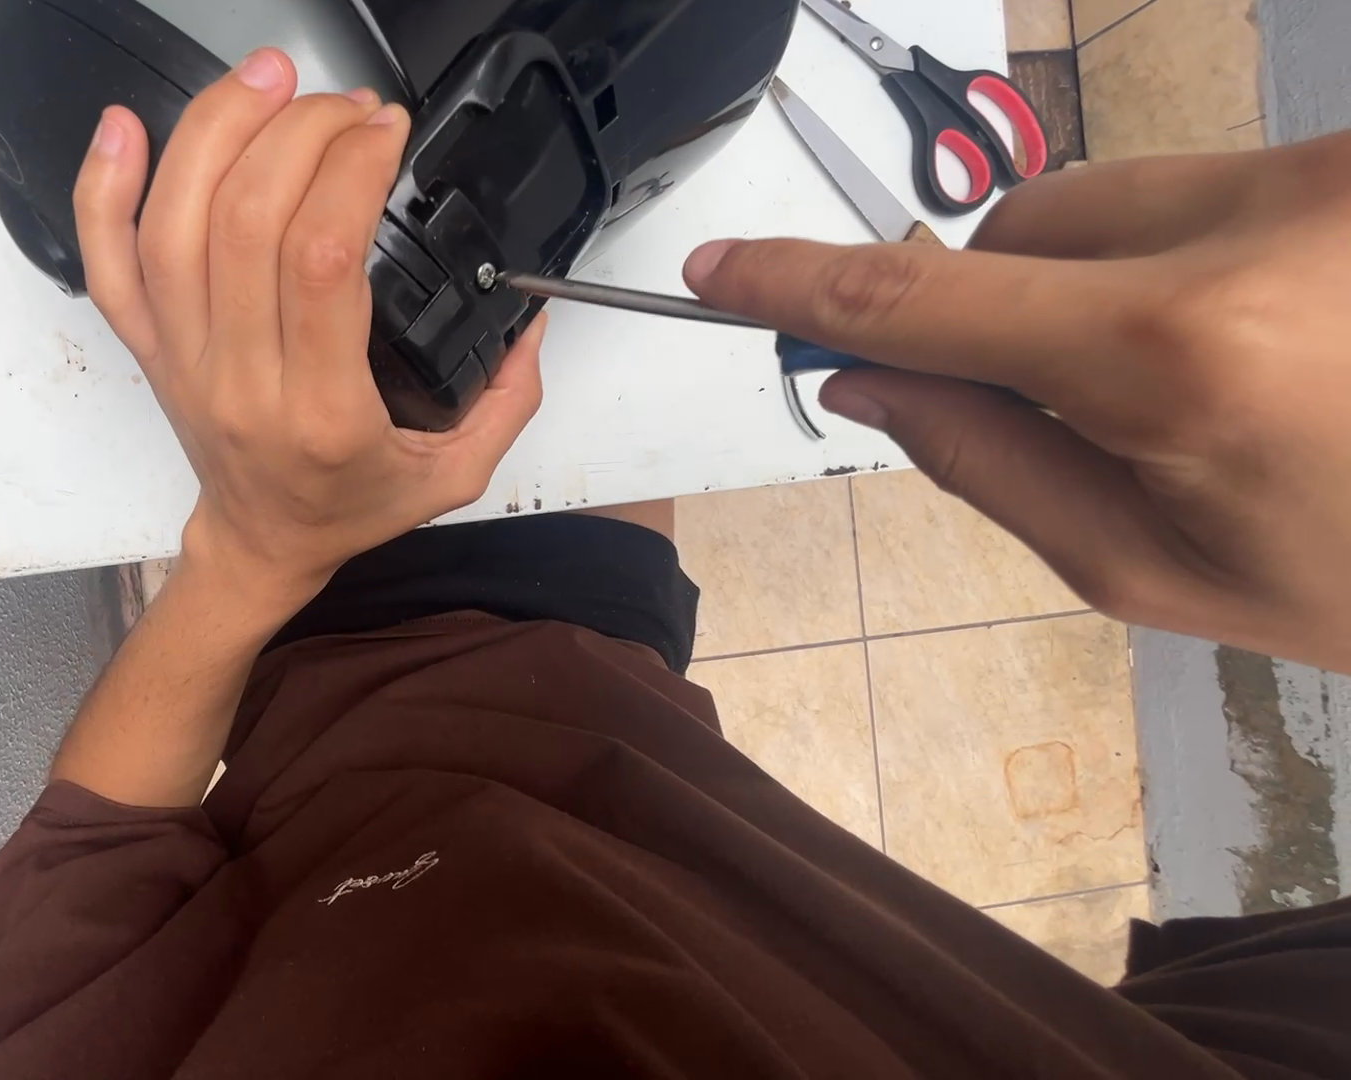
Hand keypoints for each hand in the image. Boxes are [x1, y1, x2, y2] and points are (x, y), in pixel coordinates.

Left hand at [72, 49, 545, 615]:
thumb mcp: (452, 477)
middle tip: (347, 108)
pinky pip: (110, 263)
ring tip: (271, 81)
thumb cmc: (343, 512)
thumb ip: (506, 403)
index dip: (354, 170)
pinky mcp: (152, 351)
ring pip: (176, 222)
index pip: (323, 259)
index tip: (387, 136)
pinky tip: (128, 128)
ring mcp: (185, 362)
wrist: (263, 544)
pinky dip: (104, 188)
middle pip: (248, 219)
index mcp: (323, 411)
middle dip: (303, 132)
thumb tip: (530, 324)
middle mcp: (242, 382)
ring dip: (219, 130)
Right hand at [684, 133, 1350, 672]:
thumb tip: (861, 380)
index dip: (793, 285)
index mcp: (1178, 358)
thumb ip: (975, 460)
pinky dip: (1175, 259)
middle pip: (1008, 227)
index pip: (915, 299)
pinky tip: (1270, 329)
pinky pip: (1205, 190)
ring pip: (1103, 198)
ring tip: (1184, 367)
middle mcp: (1268, 226)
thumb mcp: (1137, 564)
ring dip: (1079, 279)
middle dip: (981, 304)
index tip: (713, 268)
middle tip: (1041, 391)